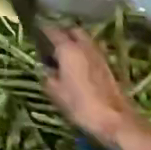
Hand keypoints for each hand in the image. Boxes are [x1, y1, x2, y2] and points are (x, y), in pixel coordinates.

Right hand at [43, 25, 144, 144]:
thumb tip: (45, 69)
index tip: (34, 31)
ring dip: (75, 41)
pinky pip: (92, 51)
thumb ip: (47, 76)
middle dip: (62, 32)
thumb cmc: (80, 104)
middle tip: (51, 41)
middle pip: (73, 30)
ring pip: (85, 40)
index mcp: (68, 49)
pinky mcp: (108, 66)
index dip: (42, 29)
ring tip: (63, 52)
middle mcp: (84, 47)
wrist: (115, 120)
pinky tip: (77, 65)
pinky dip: (83, 52)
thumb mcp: (55, 92)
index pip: (52, 31)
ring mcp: (99, 55)